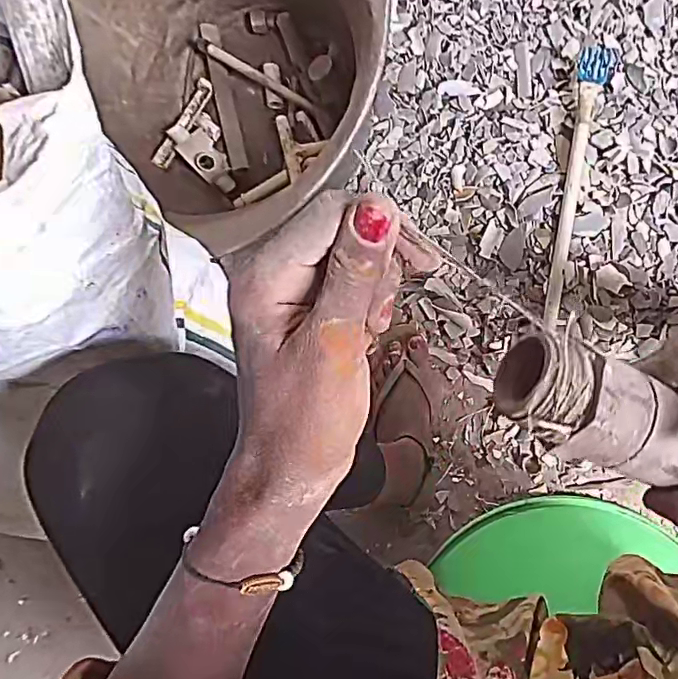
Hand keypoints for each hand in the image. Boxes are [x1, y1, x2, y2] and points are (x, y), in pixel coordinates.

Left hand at [210, 192, 438, 524]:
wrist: (294, 465)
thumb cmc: (300, 425)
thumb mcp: (334, 345)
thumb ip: (356, 274)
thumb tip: (376, 215)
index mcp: (263, 276)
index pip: (330, 214)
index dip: (378, 227)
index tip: (414, 254)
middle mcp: (271, 274)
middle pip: (344, 228)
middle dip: (376, 265)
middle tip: (376, 310)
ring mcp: (291, 289)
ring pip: (355, 252)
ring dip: (376, 285)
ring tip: (366, 327)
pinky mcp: (310, 303)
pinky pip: (354, 278)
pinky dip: (371, 298)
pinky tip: (364, 328)